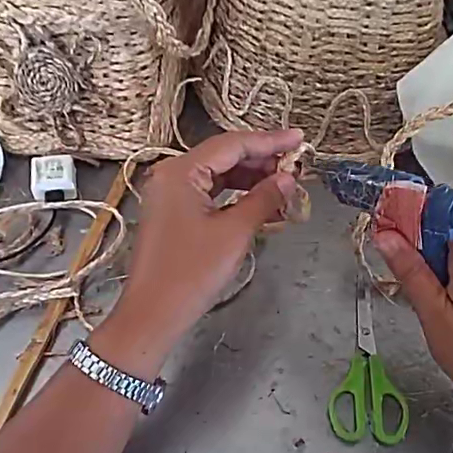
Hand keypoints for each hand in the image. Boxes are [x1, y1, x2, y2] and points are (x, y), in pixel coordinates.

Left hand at [101, 130, 302, 367]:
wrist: (153, 313)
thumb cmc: (191, 272)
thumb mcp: (234, 233)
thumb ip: (263, 199)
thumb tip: (288, 178)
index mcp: (181, 171)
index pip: (232, 144)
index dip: (269, 141)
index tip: (299, 138)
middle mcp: (171, 175)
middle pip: (223, 156)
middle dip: (261, 160)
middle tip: (296, 166)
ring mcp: (169, 195)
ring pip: (217, 175)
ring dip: (251, 179)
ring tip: (285, 186)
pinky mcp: (173, 214)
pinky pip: (209, 194)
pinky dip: (236, 196)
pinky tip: (262, 204)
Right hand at [374, 228, 452, 412]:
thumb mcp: (432, 313)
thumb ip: (410, 270)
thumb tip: (386, 237)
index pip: (443, 218)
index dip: (413, 221)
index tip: (389, 232)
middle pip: (452, 232)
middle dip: (424, 246)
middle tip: (403, 272)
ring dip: (438, 262)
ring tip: (427, 295)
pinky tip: (445, 301)